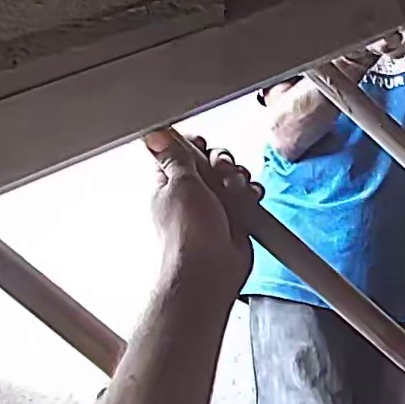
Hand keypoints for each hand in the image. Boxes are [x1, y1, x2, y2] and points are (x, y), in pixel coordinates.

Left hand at [142, 130, 259, 293]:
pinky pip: (245, 194)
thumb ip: (173, 156)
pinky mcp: (233, 216)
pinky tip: (247, 199)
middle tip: (221, 171)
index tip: (203, 149)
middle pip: (211, 159)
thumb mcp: (180, 183)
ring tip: (234, 189)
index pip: (183, 150)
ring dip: (237, 178)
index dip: (196, 145)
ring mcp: (213, 205)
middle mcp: (191, 192)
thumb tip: (155, 135)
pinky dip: (249, 194)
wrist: (211, 269)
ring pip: (231, 175)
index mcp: (171, 181)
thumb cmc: (188, 234)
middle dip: (221, 161)